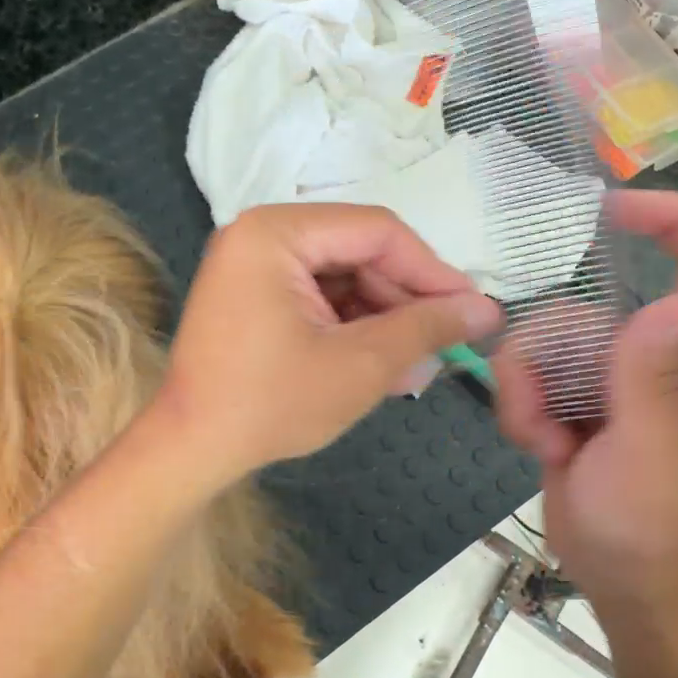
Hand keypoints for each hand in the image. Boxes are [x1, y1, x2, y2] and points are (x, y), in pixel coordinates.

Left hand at [155, 204, 502, 484]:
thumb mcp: (360, 364)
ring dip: (381, 318)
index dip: (432, 271)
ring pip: (339, 277)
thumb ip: (425, 327)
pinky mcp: (248, 295)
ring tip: (416, 367)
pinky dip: (348, 326)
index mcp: (275, 232)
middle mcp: (257, 234)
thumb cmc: (271, 403)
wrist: (191, 445)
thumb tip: (486, 308)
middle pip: (357, 251)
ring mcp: (249, 264)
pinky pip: (314, 295)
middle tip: (446, 346)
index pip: (377, 231)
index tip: (473, 310)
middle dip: (404, 301)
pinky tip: (380, 364)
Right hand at [494, 191, 677, 613]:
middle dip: (556, 341)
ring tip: (546, 438)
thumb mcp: (656, 454)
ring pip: (553, 339)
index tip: (613, 211)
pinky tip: (541, 447)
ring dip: (529, 385)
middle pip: (603, 302)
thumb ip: (657, 376)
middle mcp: (670, 361)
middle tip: (546, 389)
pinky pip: (532, 373)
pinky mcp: (582, 405)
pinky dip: (521, 405)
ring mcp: (621, 384)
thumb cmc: (656, 531)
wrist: (632, 591)